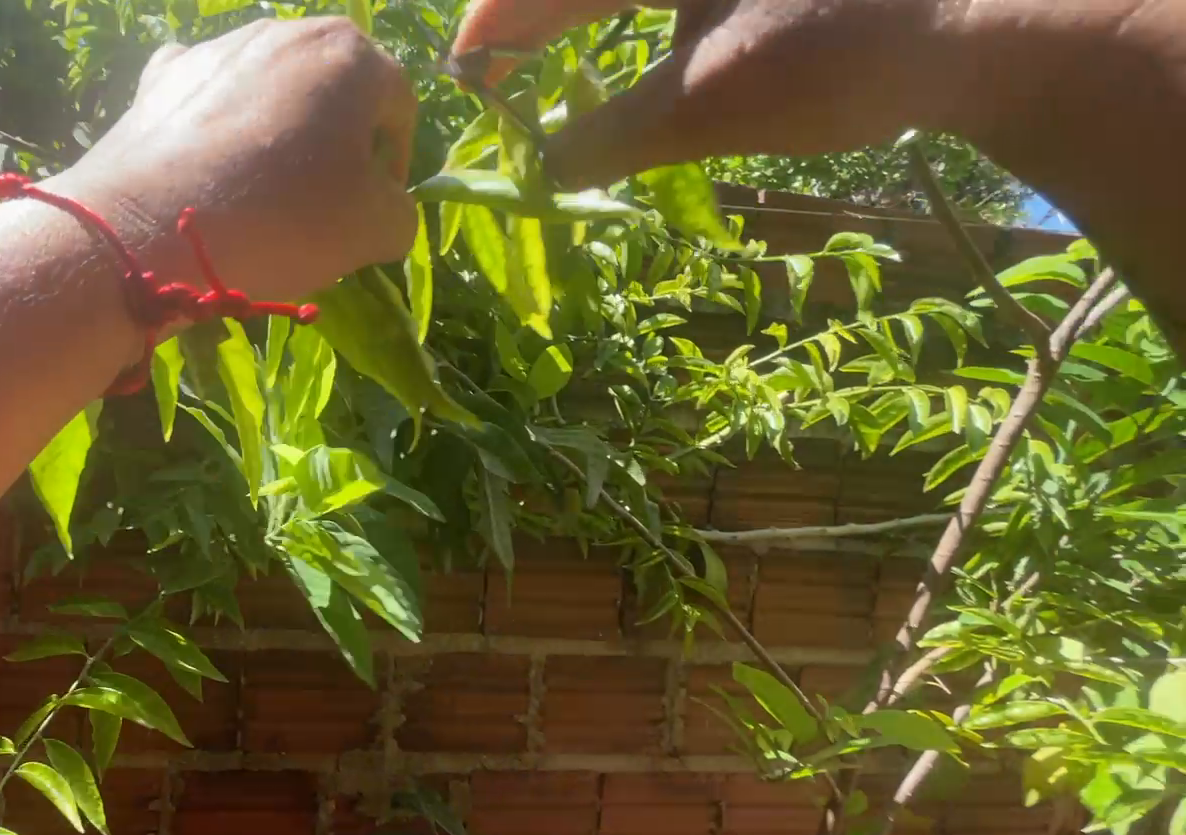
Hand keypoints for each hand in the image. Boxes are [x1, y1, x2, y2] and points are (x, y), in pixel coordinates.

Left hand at [49, 17, 416, 300]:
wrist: (149, 232)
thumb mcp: (371, 232)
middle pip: (331, 93)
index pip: (397, 106)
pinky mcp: (163, 79)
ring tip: (260, 196)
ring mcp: (218, 48)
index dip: (396, 163)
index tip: (376, 210)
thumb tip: (387, 206)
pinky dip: (218, 127)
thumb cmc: (278, 223)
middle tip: (320, 206)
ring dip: (278, 137)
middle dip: (336, 147)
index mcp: (349, 57)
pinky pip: (209, 98)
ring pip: (270, 93)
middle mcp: (286, 32)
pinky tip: (209, 165)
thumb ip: (401, 212)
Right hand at [449, 0, 1144, 187]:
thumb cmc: (857, 44)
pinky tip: (630, 47)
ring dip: (577, 15)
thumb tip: (538, 171)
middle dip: (530, 15)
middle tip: (494, 72)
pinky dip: (633, 13)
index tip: (462, 74)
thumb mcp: (709, 102)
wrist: (1020, 12)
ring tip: (543, 62)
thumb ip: (606, 137)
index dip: (494, 23)